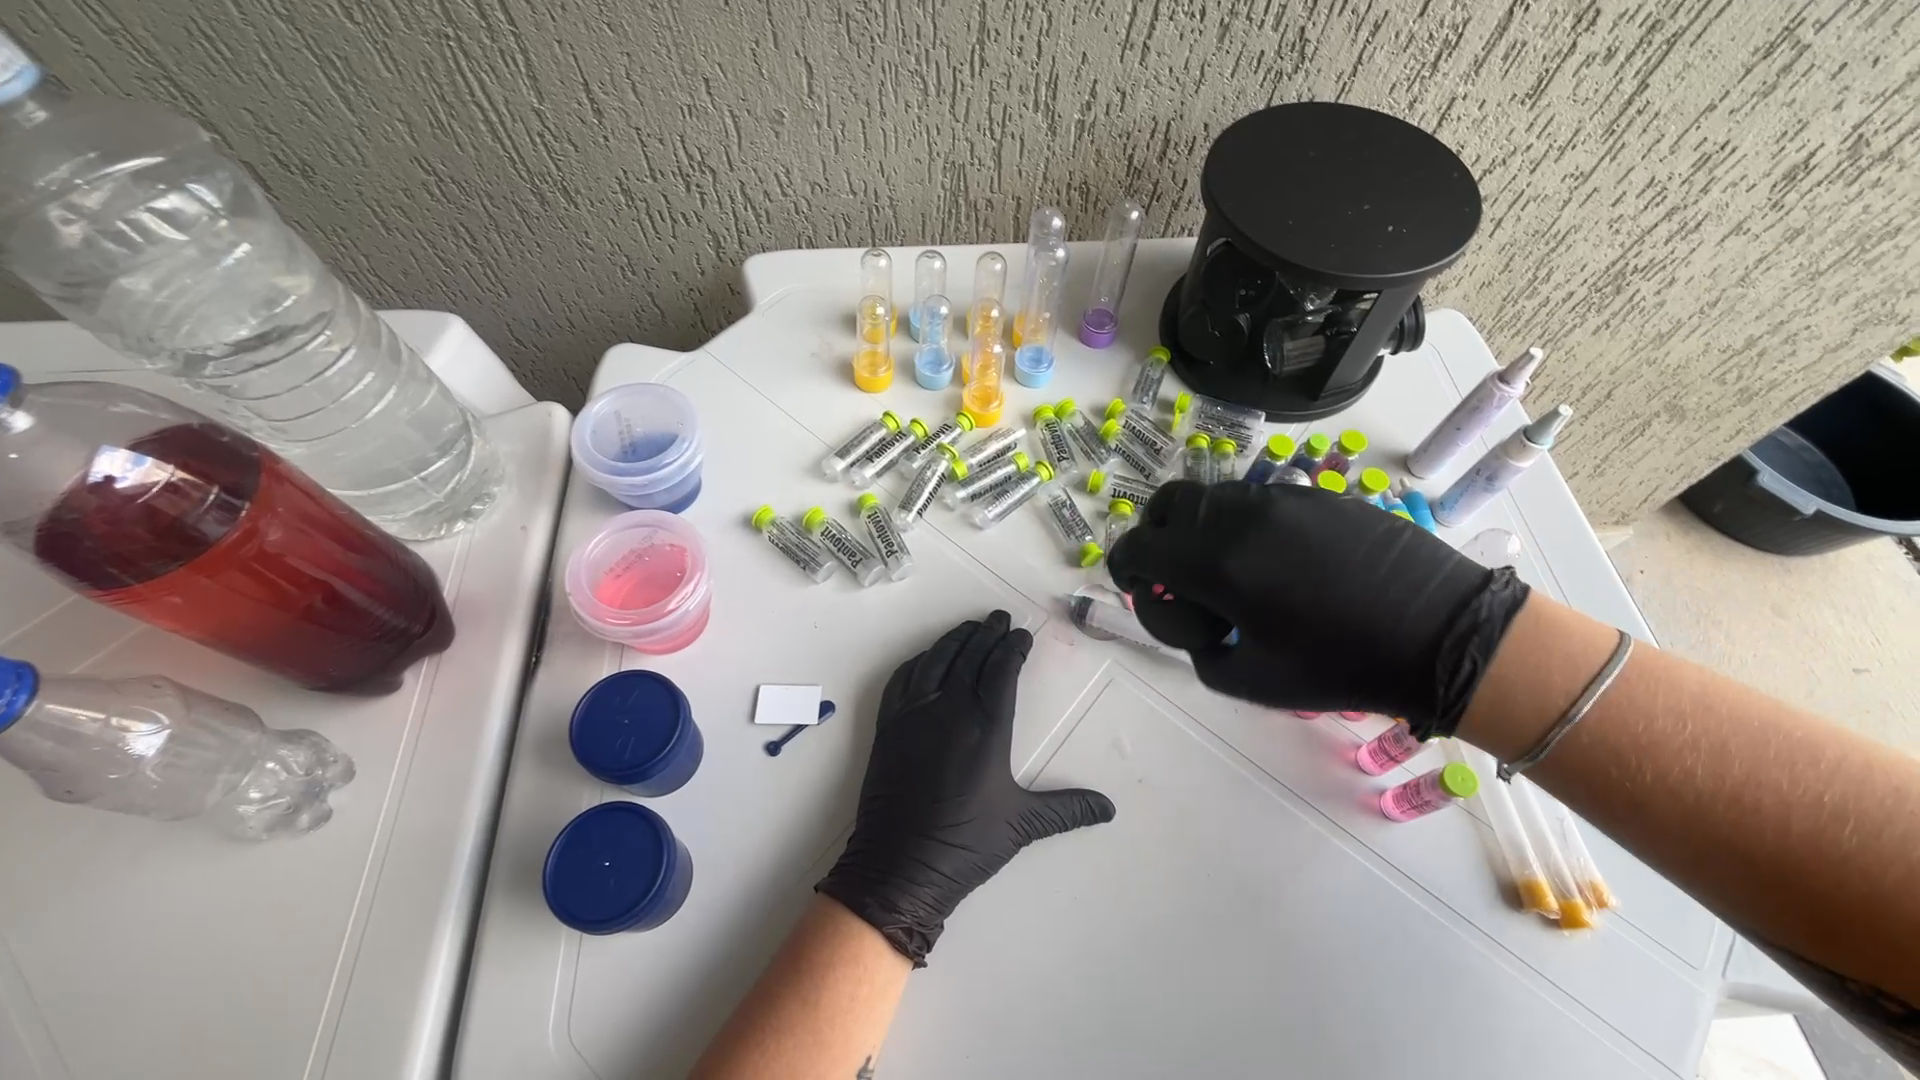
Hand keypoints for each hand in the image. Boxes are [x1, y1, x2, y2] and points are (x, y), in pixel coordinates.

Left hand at [816, 610, 1115, 966]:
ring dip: (953, 640)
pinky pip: (901, 680)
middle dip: (986, 634)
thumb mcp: (1023, 825)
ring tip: (968, 628)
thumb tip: (1109, 808)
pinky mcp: (887, 728)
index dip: (1013, 648)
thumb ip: (1067, 809)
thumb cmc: (965, 845)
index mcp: (985, 726)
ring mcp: (912, 716)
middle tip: (999, 618)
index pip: (1002, 670)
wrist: (898, 868)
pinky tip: (926, 659)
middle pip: (969, 656)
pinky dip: (917, 662)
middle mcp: (948, 710)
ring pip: (934, 661)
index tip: (1022, 636)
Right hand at [1106, 481, 1528, 737]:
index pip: (1139, 546)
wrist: (1441, 634)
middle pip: (1168, 504)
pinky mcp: (1317, 496)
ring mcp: (1281, 499)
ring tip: (1228, 570)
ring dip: (1200, 527)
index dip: (1125, 567)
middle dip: (1157, 537)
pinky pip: (1259, 499)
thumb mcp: (1247, 680)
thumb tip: (1191, 617)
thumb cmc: (1340, 667)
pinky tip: (1276, 561)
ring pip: (1213, 496)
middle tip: (1174, 575)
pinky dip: (1244, 523)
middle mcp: (1239, 517)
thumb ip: (1195, 648)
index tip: (1135, 585)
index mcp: (1215, 563)